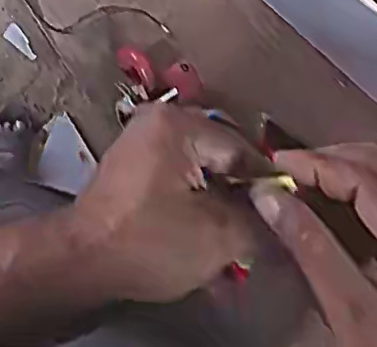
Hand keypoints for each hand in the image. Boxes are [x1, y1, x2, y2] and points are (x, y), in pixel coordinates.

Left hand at [62, 104, 270, 302]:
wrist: (87, 256)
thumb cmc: (150, 239)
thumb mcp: (218, 235)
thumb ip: (260, 220)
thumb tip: (283, 216)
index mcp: (176, 123)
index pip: (242, 148)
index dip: (269, 188)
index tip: (289, 222)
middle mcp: (159, 119)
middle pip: (222, 155)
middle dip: (245, 195)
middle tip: (268, 233)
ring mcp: (145, 139)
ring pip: (203, 168)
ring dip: (224, 204)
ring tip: (242, 242)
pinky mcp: (138, 163)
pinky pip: (182, 175)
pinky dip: (200, 203)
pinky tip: (214, 238)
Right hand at [251, 144, 376, 346]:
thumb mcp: (355, 321)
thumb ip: (313, 251)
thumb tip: (266, 193)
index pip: (370, 180)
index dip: (316, 163)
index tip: (272, 164)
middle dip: (326, 164)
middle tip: (282, 176)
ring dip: (337, 180)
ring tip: (295, 193)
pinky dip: (351, 203)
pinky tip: (323, 218)